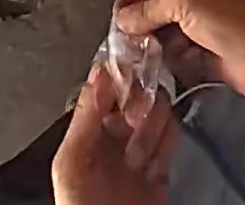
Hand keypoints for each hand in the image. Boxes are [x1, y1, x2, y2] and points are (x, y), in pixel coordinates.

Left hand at [52, 66, 177, 204]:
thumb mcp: (71, 163)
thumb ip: (85, 118)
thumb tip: (100, 73)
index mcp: (88, 127)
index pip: (106, 82)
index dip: (119, 73)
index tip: (130, 71)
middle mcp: (113, 134)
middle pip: (136, 93)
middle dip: (139, 100)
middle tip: (135, 117)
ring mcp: (138, 153)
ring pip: (157, 113)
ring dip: (153, 124)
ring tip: (140, 152)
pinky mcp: (160, 174)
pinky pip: (172, 142)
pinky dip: (169, 141)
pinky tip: (157, 156)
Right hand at [113, 0, 244, 101]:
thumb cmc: (223, 22)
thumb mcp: (182, 2)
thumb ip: (148, 9)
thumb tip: (121, 20)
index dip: (127, 2)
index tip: (115, 24)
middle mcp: (181, 3)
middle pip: (147, 14)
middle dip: (135, 29)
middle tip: (123, 49)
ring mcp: (189, 31)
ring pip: (157, 38)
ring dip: (148, 50)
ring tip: (138, 64)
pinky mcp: (196, 58)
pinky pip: (171, 59)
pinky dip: (163, 65)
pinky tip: (156, 74)